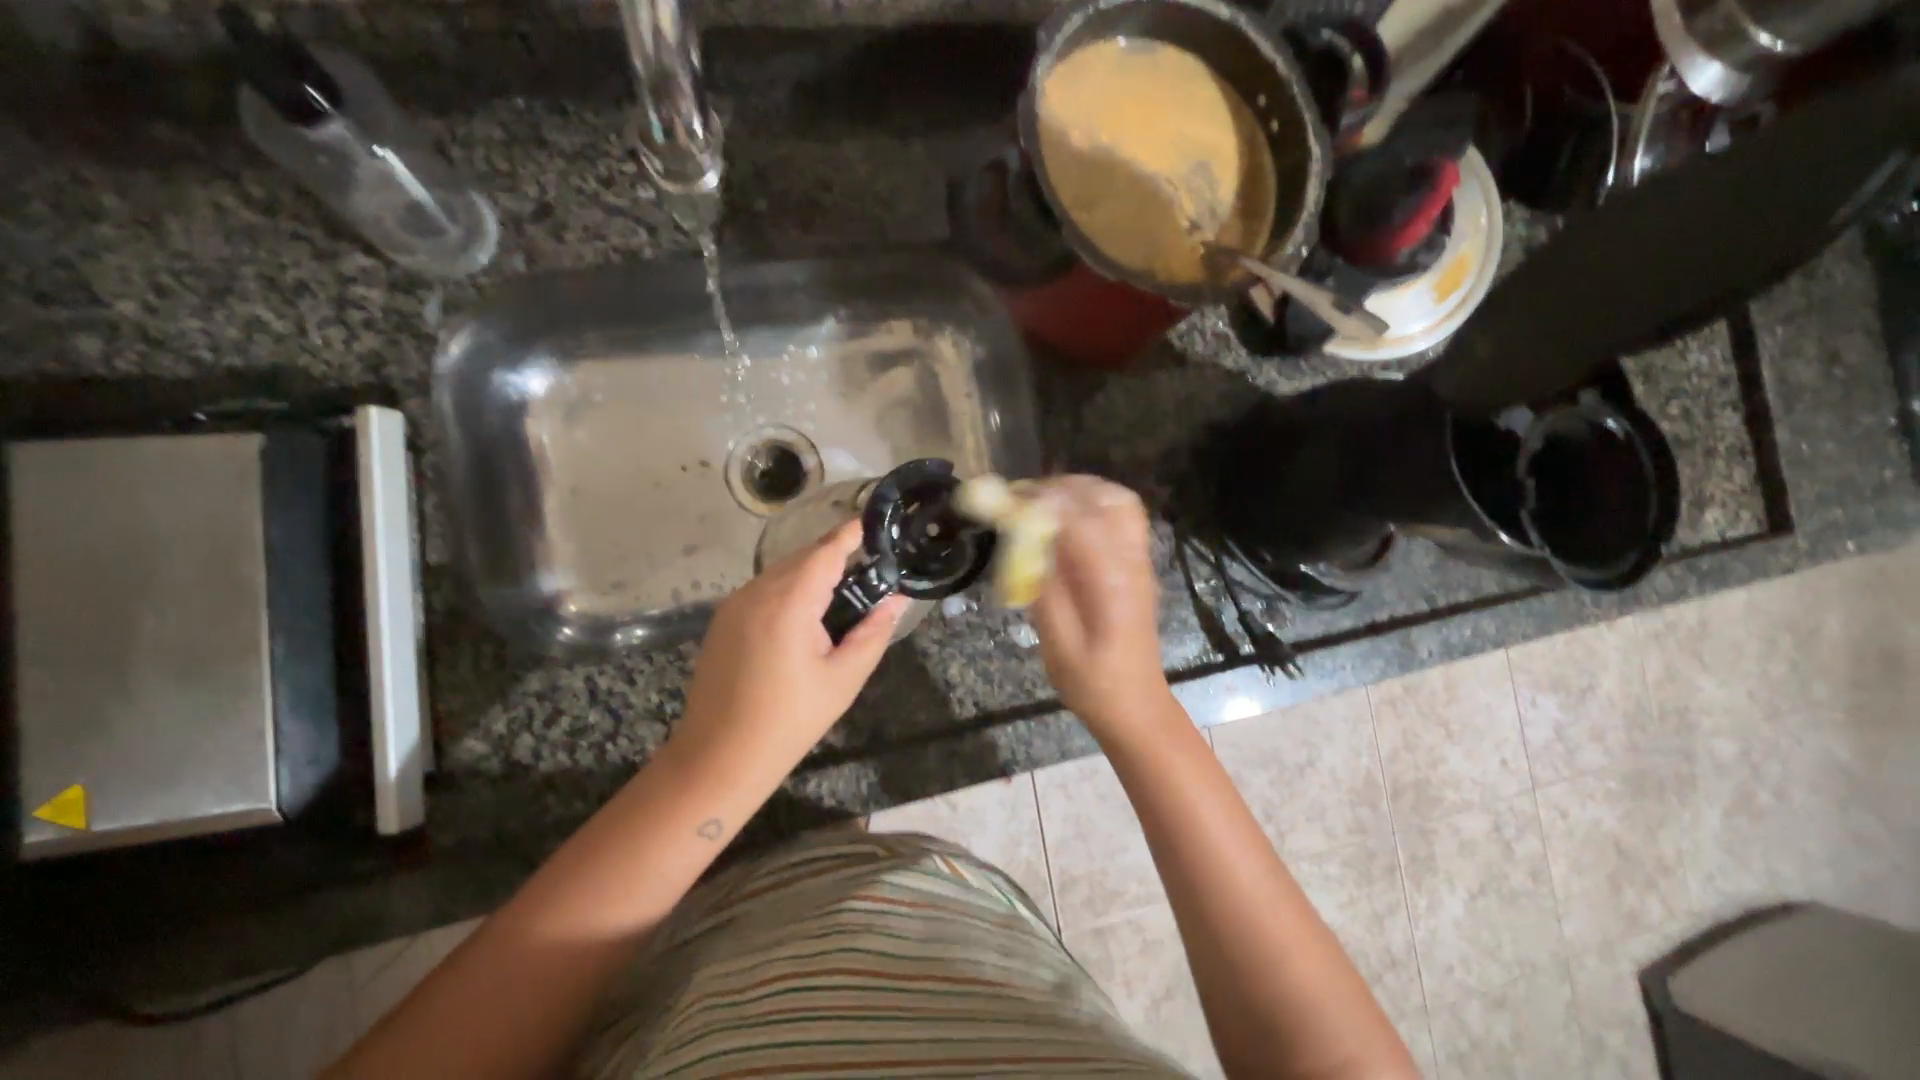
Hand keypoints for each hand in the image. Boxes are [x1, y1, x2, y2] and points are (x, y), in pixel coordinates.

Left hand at [676, 521, 906, 774]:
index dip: (851, 534)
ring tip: (842, 596)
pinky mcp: (722, 621)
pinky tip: (805, 618)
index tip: (874, 523)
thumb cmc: (790, 720)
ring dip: (809, 575)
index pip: (826, 551)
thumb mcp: (843, 678)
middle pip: (801, 558)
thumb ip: (873, 632)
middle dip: (834, 557)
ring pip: (779, 573)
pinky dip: (788, 592)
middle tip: (870, 571)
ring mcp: (734, 605)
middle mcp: (756, 592)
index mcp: (788, 601)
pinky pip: (762, 592)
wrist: (720, 755)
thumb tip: (897, 600)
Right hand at [1029, 476, 1176, 735]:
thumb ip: (1045, 590)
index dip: (1042, 502)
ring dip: (1081, 492)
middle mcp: (1131, 562)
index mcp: (1111, 582)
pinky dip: (1092, 506)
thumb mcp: (1057, 645)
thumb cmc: (1091, 683)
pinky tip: (1064, 524)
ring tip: (1043, 505)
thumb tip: (1024, 543)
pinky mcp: (1138, 566)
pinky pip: (1121, 518)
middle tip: (1024, 499)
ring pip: (1119, 502)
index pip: (1079, 520)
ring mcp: (1140, 561)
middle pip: (1107, 498)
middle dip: (1063, 488)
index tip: (1008, 499)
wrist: (1136, 705)